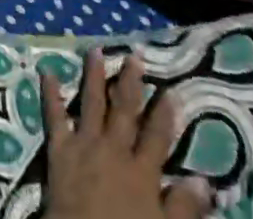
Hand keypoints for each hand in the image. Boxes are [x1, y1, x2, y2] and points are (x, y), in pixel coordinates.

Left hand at [40, 47, 208, 218]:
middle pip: (125, 110)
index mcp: (142, 171)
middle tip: (135, 56)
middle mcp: (114, 149)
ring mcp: (84, 144)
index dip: (165, 113)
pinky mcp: (59, 147)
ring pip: (91, 103)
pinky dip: (50, 93)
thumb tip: (206, 181)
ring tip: (96, 50)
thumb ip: (184, 206)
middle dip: (131, 82)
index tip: (171, 89)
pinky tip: (47, 71)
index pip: (157, 136)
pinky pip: (54, 116)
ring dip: (94, 76)